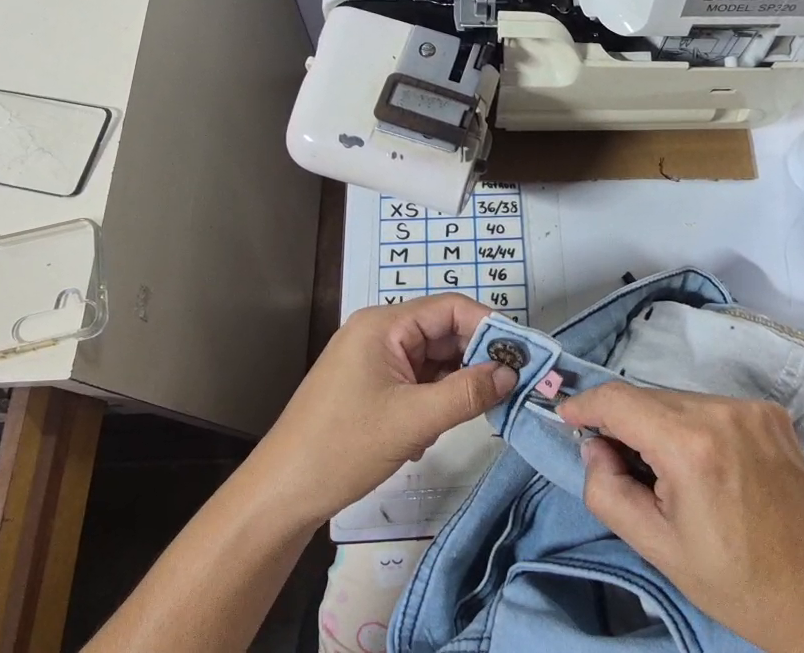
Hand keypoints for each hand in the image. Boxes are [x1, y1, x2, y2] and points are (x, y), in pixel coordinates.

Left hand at [248, 295, 516, 527]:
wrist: (281, 495)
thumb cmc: (342, 447)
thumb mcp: (413, 420)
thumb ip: (467, 393)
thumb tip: (511, 374)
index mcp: (383, 325)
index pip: (450, 308)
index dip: (490, 327)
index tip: (522, 357)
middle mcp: (379, 333)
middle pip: (443, 333)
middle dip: (475, 361)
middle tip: (509, 390)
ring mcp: (374, 361)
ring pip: (433, 361)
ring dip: (455, 386)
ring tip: (474, 415)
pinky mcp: (371, 387)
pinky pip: (418, 382)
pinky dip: (434, 402)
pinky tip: (431, 433)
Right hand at [559, 381, 803, 647]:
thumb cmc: (732, 579)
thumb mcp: (654, 546)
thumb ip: (608, 490)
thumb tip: (596, 449)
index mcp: (691, 446)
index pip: (620, 401)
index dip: (586, 405)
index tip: (567, 418)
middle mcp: (723, 411)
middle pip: (649, 398)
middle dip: (623, 424)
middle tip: (617, 465)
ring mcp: (752, 408)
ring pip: (679, 400)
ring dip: (658, 424)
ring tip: (665, 473)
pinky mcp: (770, 413)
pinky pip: (710, 406)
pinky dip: (692, 426)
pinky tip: (701, 465)